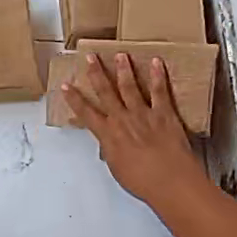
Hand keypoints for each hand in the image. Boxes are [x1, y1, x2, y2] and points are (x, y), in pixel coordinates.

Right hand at [61, 53, 206, 204]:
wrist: (170, 182)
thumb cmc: (142, 181)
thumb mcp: (116, 167)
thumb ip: (111, 150)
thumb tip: (109, 143)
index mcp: (107, 134)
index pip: (85, 112)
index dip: (74, 98)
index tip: (66, 85)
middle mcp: (122, 119)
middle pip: (105, 92)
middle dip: (96, 73)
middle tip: (90, 57)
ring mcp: (143, 115)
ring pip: (130, 87)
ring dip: (123, 69)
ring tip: (120, 54)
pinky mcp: (165, 114)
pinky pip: (160, 92)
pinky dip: (158, 76)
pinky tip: (155, 63)